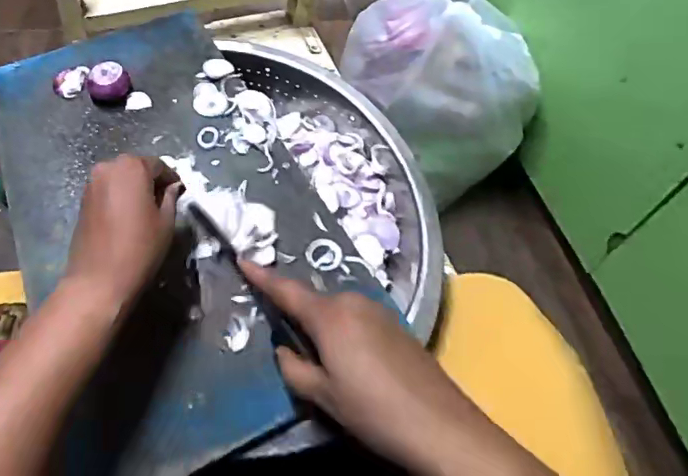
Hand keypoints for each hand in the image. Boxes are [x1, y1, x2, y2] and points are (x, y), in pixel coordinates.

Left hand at [62, 155, 179, 306]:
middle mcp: (108, 166)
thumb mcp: (165, 223)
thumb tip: (172, 186)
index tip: (180, 192)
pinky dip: (118, 195)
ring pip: (120, 177)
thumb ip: (170, 197)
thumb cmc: (139, 248)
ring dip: (133, 188)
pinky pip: (107, 189)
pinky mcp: (83, 198)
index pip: (158, 165)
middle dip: (150, 180)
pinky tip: (126, 215)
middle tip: (163, 201)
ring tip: (144, 210)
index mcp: (131, 167)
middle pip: (136, 167)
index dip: (171, 178)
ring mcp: (92, 181)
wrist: (98, 280)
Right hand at [242, 261, 551, 475]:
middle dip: (301, 317)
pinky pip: (359, 321)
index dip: (262, 276)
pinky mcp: (397, 326)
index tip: (242, 258)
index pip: (286, 290)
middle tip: (293, 345)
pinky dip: (348, 335)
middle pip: (315, 303)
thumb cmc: (375, 411)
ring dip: (327, 329)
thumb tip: (284, 350)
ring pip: (338, 313)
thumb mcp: (325, 397)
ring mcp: (378, 311)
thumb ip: (294, 368)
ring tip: (329, 364)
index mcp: (328, 315)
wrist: (445, 430)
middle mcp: (351, 301)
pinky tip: (358, 366)